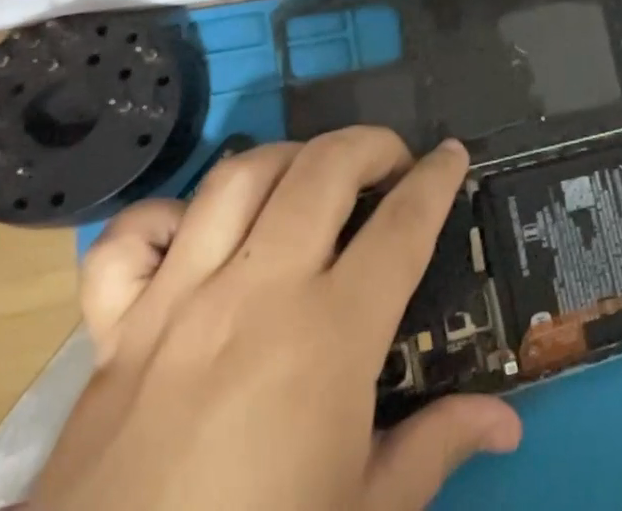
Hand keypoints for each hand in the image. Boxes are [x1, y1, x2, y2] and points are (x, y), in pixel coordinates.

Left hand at [33, 128, 521, 510]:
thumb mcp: (368, 508)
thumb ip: (438, 446)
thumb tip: (508, 422)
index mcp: (331, 334)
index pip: (402, 228)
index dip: (436, 180)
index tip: (453, 155)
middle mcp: (258, 291)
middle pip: (322, 171)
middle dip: (370, 146)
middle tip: (392, 165)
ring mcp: (177, 299)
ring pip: (237, 178)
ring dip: (288, 159)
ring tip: (313, 177)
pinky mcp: (113, 325)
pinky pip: (130, 237)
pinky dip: (165, 215)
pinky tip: (196, 232)